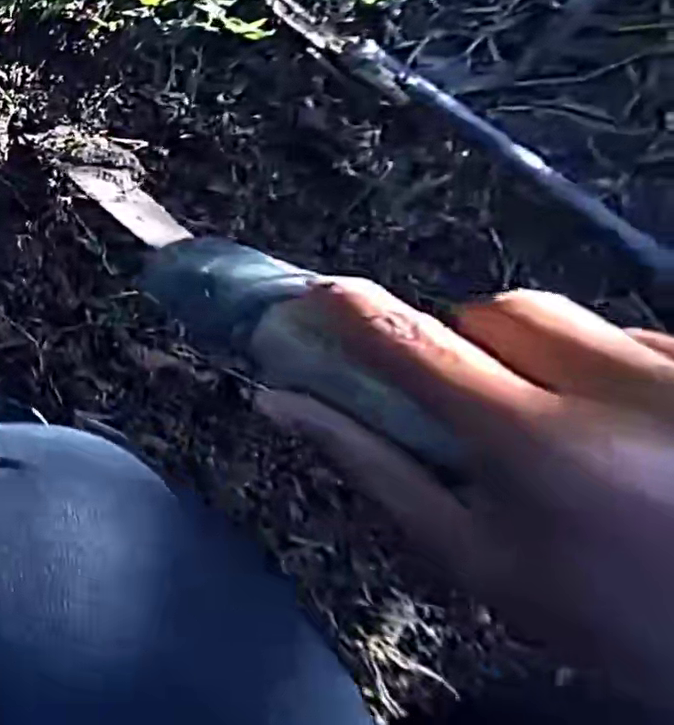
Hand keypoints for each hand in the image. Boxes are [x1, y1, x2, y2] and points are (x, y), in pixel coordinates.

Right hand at [257, 281, 673, 706]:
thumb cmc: (628, 620)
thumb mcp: (480, 560)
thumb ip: (373, 468)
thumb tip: (278, 400)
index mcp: (534, 440)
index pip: (407, 337)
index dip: (349, 307)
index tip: (317, 295)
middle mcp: (625, 394)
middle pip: (500, 311)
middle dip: (470, 339)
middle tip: (481, 394)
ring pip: (584, 322)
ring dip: (555, 354)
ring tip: (583, 420)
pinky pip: (658, 344)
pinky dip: (632, 372)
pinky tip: (653, 431)